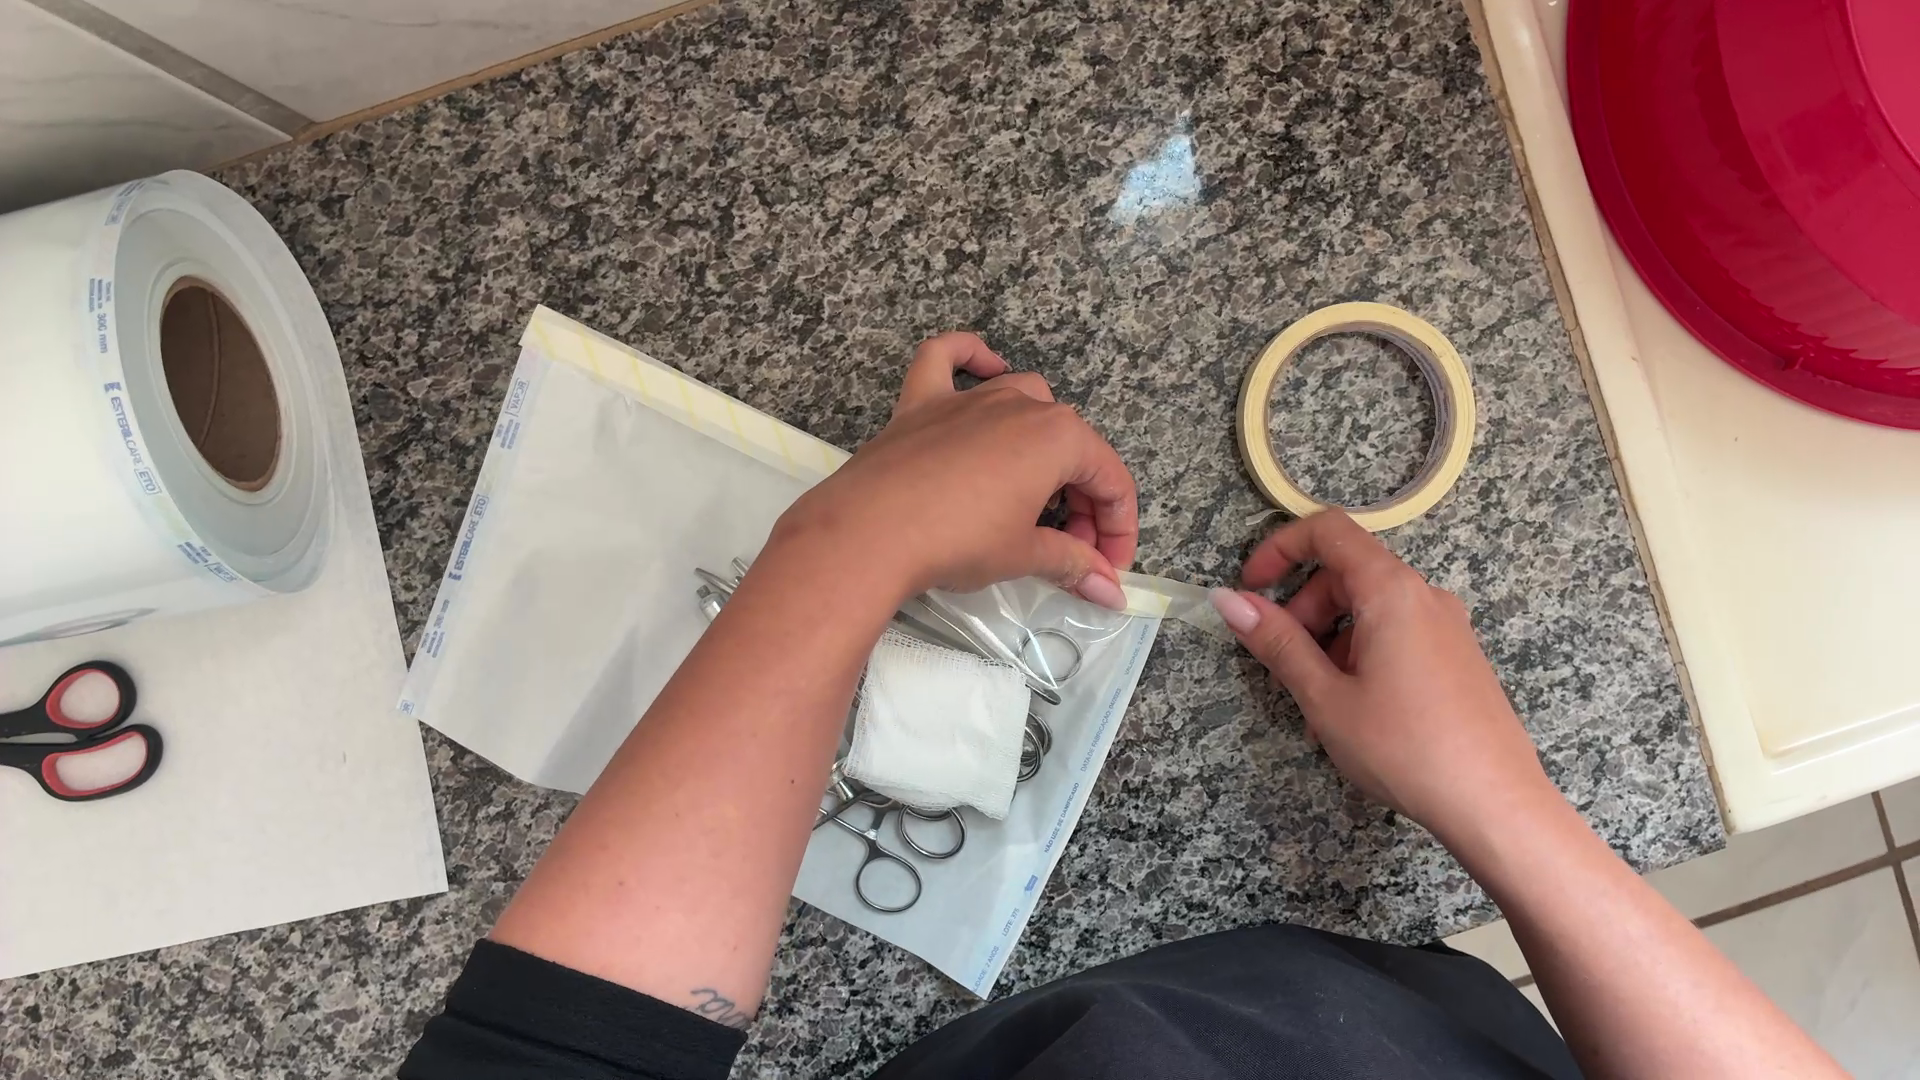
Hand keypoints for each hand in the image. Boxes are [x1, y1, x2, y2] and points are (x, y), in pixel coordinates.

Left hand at [770, 332, 1137, 607]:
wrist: (868, 532)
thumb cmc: (957, 541)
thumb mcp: (1023, 555)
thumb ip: (1074, 565)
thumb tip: (1112, 594)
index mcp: (1057, 437)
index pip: (1110, 480)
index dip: (1118, 530)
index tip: (1107, 570)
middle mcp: (1019, 404)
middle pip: (1071, 446)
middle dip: (1082, 500)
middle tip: (1071, 551)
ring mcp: (967, 397)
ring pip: (1024, 398)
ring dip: (1042, 441)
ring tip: (1034, 492)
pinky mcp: (920, 401)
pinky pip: (947, 359)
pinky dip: (968, 355)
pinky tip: (985, 366)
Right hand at [1207, 510, 1555, 842]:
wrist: (1499, 809)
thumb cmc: (1404, 747)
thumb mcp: (1325, 695)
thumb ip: (1275, 641)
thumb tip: (1226, 599)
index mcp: (1392, 592)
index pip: (1328, 531)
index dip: (1279, 548)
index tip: (1250, 589)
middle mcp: (1424, 596)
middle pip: (1346, 572)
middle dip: (1301, 606)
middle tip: (1282, 660)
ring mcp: (1446, 626)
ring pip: (1368, 605)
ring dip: (1327, 634)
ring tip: (1316, 696)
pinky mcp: (1456, 655)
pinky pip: (1393, 630)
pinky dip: (1357, 649)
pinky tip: (1352, 705)